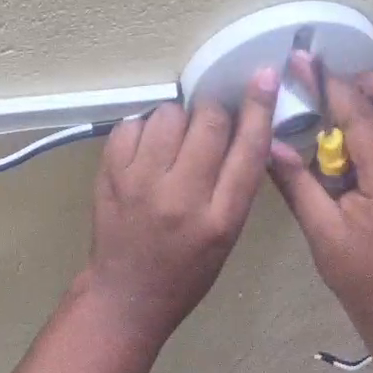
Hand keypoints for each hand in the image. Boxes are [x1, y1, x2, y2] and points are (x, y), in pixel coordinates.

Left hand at [81, 66, 278, 345]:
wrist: (126, 296)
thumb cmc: (186, 270)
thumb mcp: (227, 234)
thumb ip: (236, 183)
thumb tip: (245, 125)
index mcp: (221, 218)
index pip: (248, 148)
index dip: (259, 106)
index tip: (262, 75)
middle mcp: (182, 196)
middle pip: (209, 121)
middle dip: (213, 114)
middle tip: (207, 127)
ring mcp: (140, 183)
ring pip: (169, 114)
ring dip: (177, 119)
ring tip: (173, 142)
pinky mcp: (109, 174)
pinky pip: (132, 124)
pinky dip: (143, 129)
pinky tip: (146, 150)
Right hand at [268, 67, 372, 339]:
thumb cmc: (359, 271)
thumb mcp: (320, 229)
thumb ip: (295, 181)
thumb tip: (267, 142)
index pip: (359, 111)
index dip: (328, 82)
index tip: (301, 63)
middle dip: (365, 82)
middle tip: (328, 97)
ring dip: (368, 100)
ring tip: (329, 120)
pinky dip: (368, 122)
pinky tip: (337, 146)